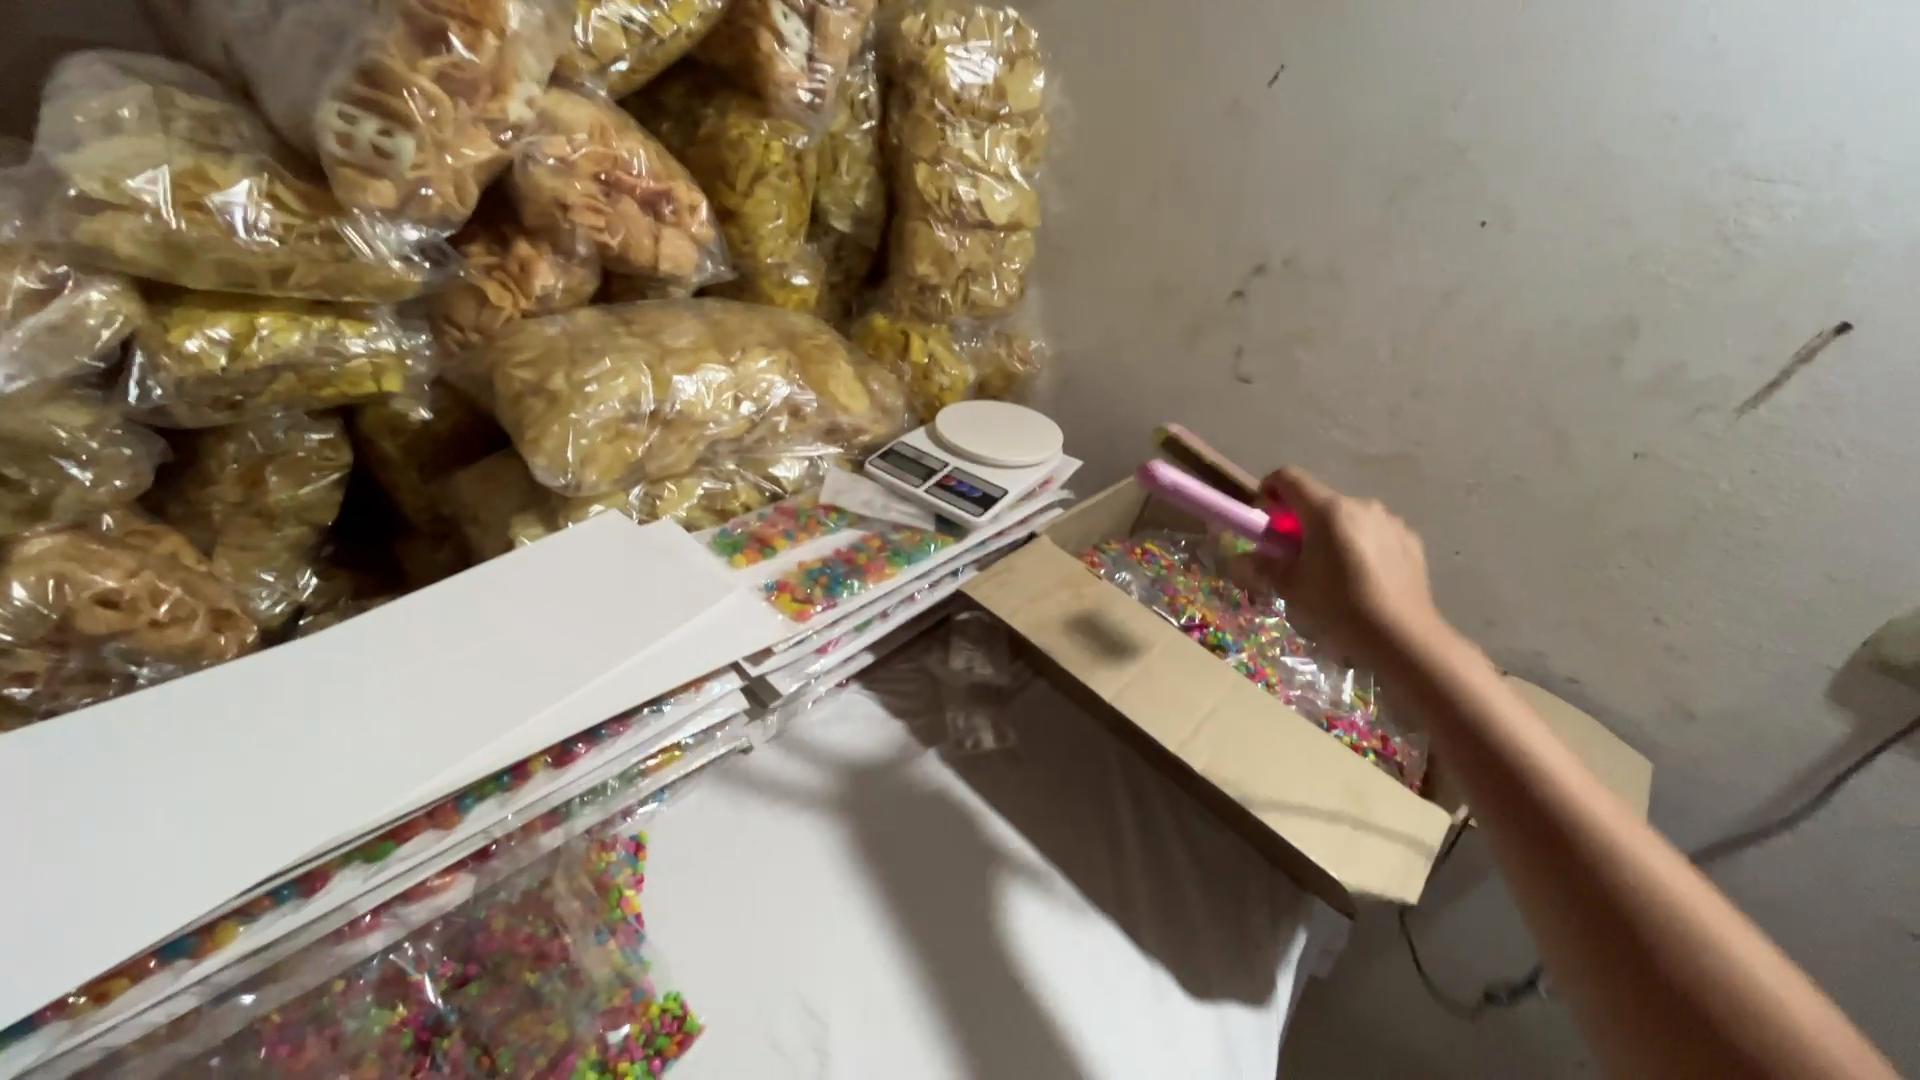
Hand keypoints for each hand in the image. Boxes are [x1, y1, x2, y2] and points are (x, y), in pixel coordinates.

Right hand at [1243, 468, 1445, 667]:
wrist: (1404, 638)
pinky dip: (1359, 545)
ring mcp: (1390, 521)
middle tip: (1292, 557)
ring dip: (1330, 533)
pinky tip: (1362, 579)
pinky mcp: (1410, 540)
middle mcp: (1360, 505)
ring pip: (1347, 517)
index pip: (1288, 477)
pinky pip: (1374, 532)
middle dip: (1298, 521)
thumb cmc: (1339, 608)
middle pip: (1318, 500)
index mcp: (1327, 511)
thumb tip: (1239, 558)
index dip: (1268, 490)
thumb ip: (1262, 566)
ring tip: (1331, 571)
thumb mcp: (1291, 588)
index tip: (1263, 519)